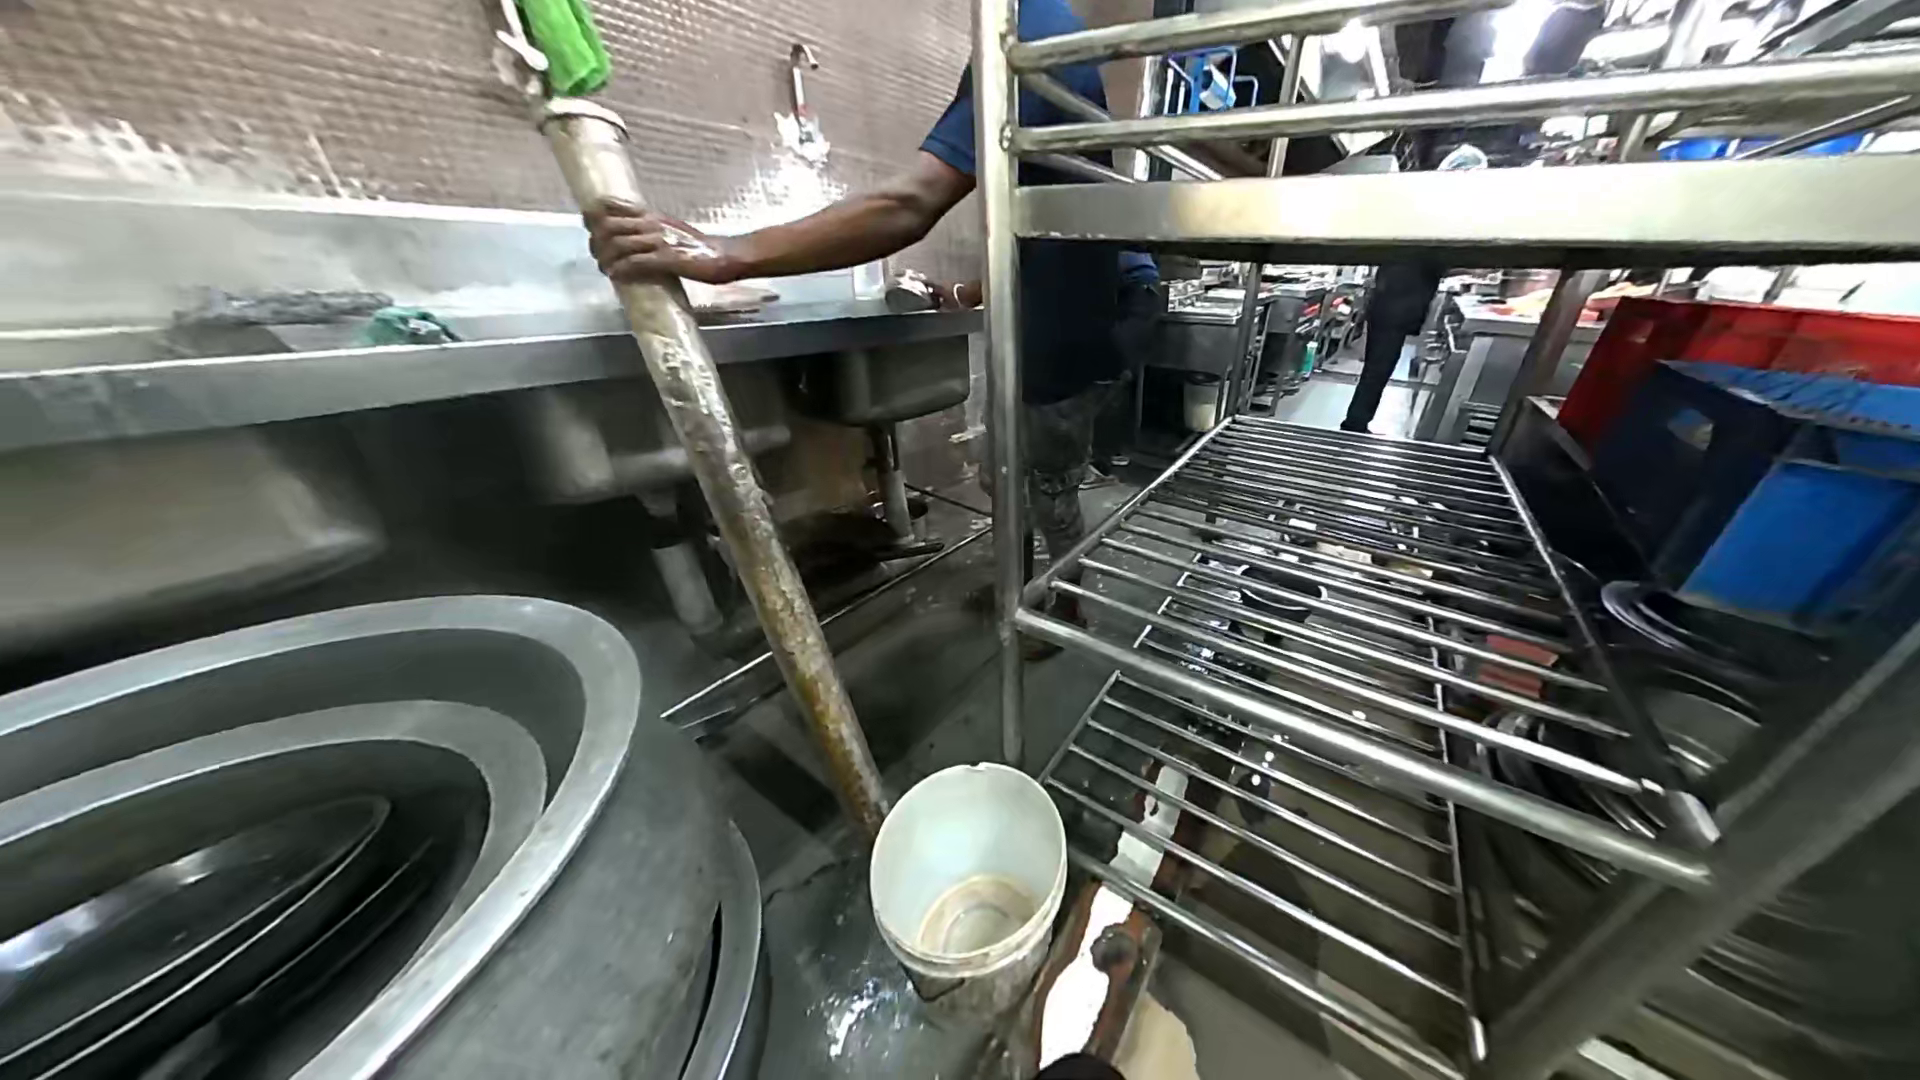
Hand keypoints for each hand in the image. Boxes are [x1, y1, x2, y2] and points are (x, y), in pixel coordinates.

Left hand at [585, 200, 744, 284]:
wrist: (726, 256)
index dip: (593, 217)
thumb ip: (653, 230)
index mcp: (651, 215)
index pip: (609, 205)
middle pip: (607, 226)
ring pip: (617, 244)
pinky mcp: (667, 260)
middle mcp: (651, 224)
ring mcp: (658, 242)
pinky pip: (635, 263)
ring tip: (605, 269)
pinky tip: (617, 277)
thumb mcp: (672, 229)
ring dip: (605, 259)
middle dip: (596, 242)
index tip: (592, 231)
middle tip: (597, 256)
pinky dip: (621, 270)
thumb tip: (635, 239)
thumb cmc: (702, 248)